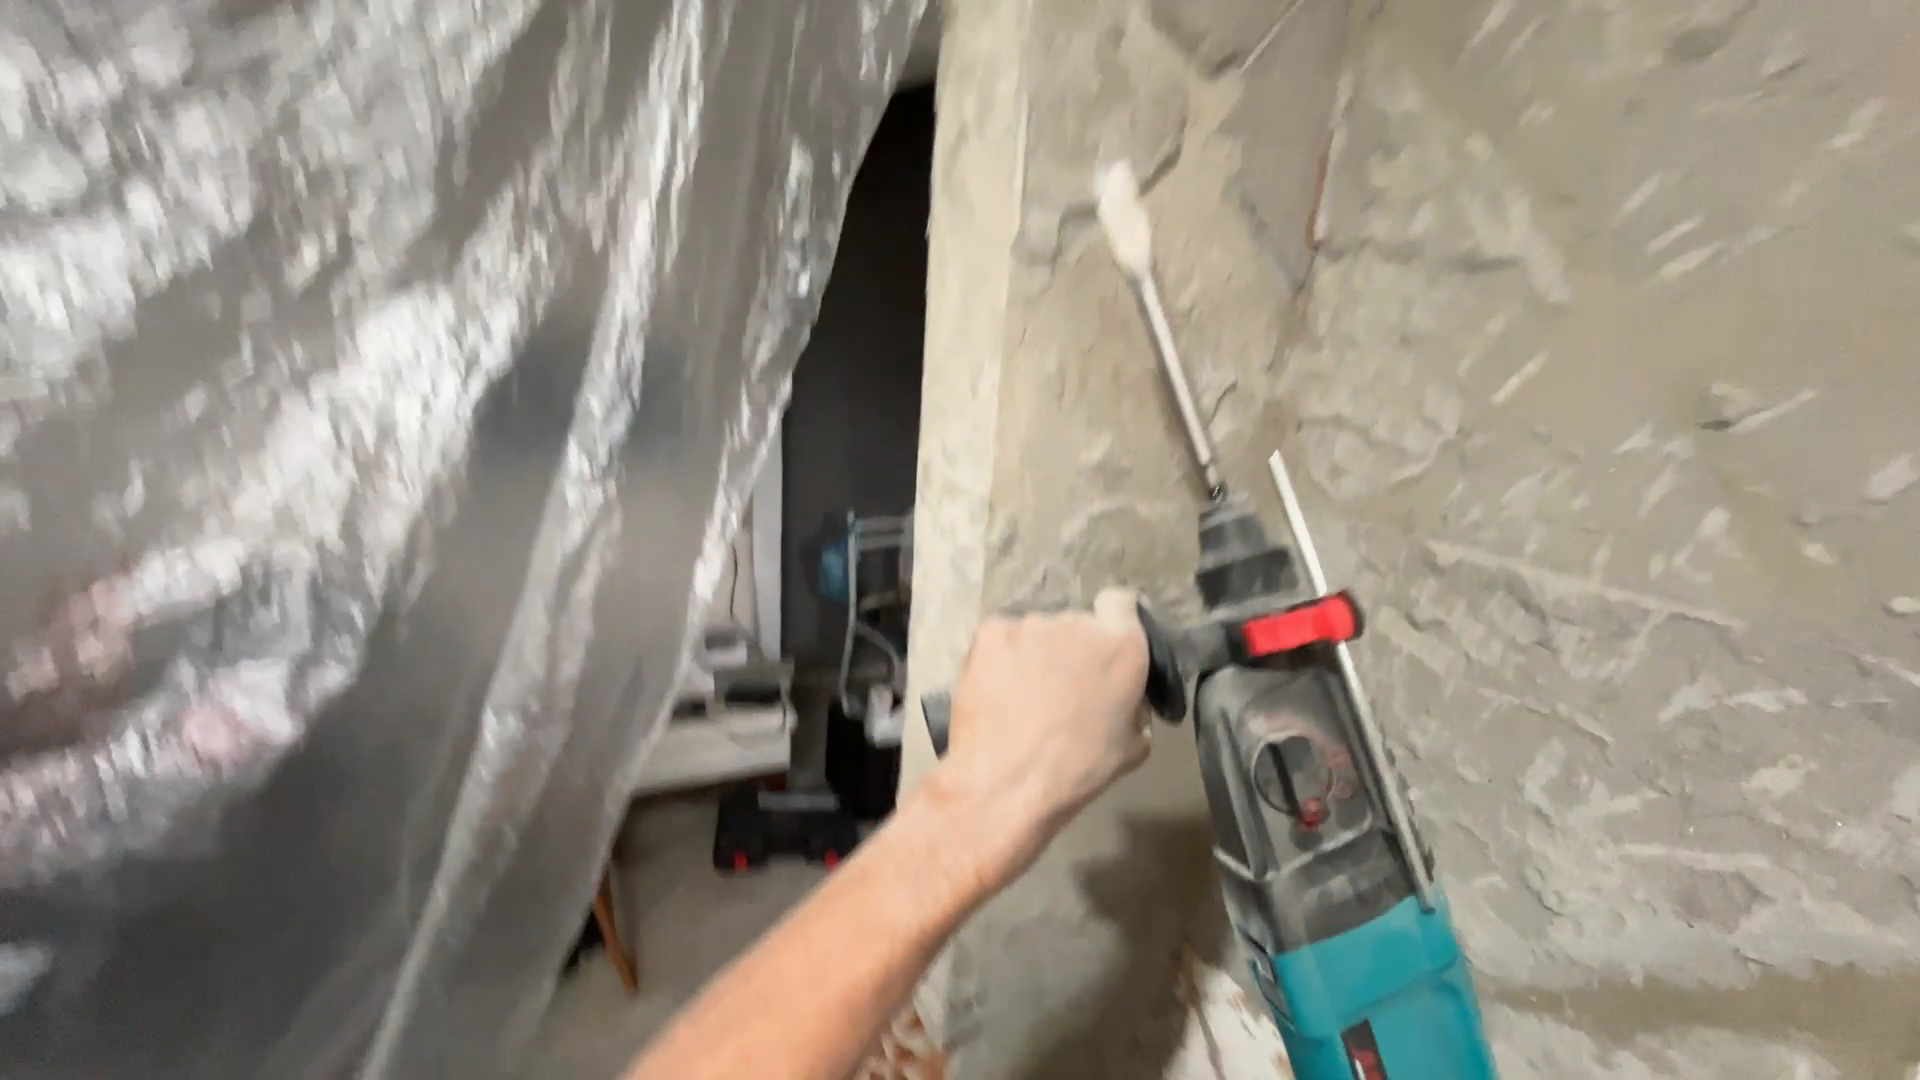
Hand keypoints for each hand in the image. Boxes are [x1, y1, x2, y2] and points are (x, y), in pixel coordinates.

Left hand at [923, 588, 1152, 884]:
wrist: (1005, 782)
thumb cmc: (1077, 770)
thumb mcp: (1133, 746)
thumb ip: (1135, 707)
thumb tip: (1127, 701)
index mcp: (1121, 644)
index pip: (1122, 602)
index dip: (1115, 619)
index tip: (1105, 645)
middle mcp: (1076, 621)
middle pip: (1076, 624)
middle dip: (1071, 649)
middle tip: (1061, 687)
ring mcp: (1029, 623)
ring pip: (1037, 633)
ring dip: (1035, 654)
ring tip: (1024, 695)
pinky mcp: (990, 632)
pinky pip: (1002, 640)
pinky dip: (1002, 658)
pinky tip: (998, 689)